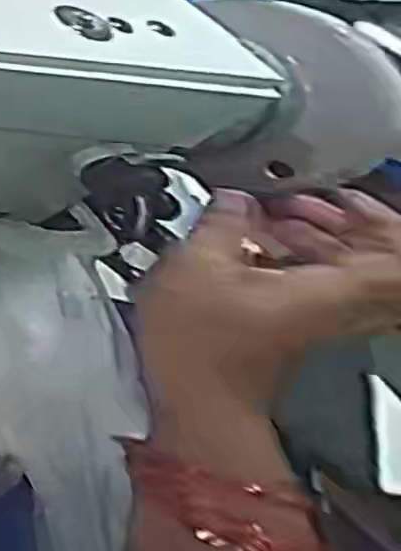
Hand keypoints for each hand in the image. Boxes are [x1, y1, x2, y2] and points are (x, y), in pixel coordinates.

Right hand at [137, 187, 400, 412]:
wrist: (198, 382)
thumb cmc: (200, 334)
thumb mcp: (195, 262)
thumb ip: (219, 225)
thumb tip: (232, 201)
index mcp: (335, 290)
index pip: (395, 255)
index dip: (377, 220)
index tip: (338, 195)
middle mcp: (343, 306)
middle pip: (377, 262)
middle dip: (340, 224)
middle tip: (293, 201)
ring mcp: (322, 317)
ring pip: (348, 272)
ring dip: (315, 240)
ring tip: (262, 218)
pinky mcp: (297, 322)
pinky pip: (319, 283)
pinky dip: (294, 259)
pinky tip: (250, 246)